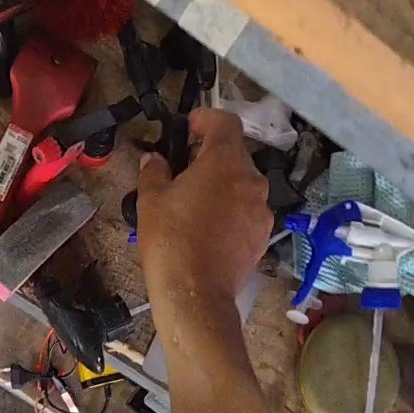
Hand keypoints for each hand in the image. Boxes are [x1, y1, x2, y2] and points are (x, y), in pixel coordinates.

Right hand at [136, 108, 271, 310]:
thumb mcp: (151, 200)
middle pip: (235, 155)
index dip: (207, 118)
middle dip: (212, 158)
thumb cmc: (170, 242)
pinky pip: (248, 213)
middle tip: (186, 171)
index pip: (225, 122)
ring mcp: (261, 210)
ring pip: (243, 186)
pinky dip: (232, 212)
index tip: (191, 126)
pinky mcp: (262, 237)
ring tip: (197, 204)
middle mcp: (252, 181)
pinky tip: (210, 229)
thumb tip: (155, 160)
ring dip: (223, 186)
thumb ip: (154, 171)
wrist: (195, 294)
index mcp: (225, 161)